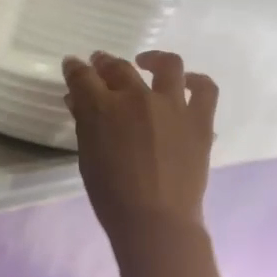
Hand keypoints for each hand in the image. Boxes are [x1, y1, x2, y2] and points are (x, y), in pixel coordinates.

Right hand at [62, 51, 218, 256]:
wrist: (155, 217)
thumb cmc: (111, 195)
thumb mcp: (88, 158)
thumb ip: (85, 126)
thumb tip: (79, 103)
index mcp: (101, 110)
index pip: (83, 78)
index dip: (75, 69)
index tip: (72, 64)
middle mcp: (137, 97)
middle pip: (119, 69)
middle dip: (105, 63)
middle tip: (100, 63)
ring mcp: (172, 104)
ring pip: (166, 65)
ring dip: (152, 59)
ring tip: (145, 62)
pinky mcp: (200, 116)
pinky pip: (203, 87)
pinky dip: (194, 80)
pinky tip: (185, 82)